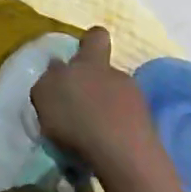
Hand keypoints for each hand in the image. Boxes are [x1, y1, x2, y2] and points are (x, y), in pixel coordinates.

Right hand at [32, 27, 156, 173]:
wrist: (121, 154)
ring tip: (87, 133)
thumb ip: (49, 79)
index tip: (80, 53)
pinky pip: (125, 121)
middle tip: (74, 107)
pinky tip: (102, 146)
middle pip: (103, 72)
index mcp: (90, 62)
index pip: (96, 37)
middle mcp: (116, 74)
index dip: (89, 42)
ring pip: (115, 98)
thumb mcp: (44, 95)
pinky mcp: (146, 126)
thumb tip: (56, 68)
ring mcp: (135, 99)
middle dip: (91, 86)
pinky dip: (114, 130)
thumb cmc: (76, 117)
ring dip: (102, 110)